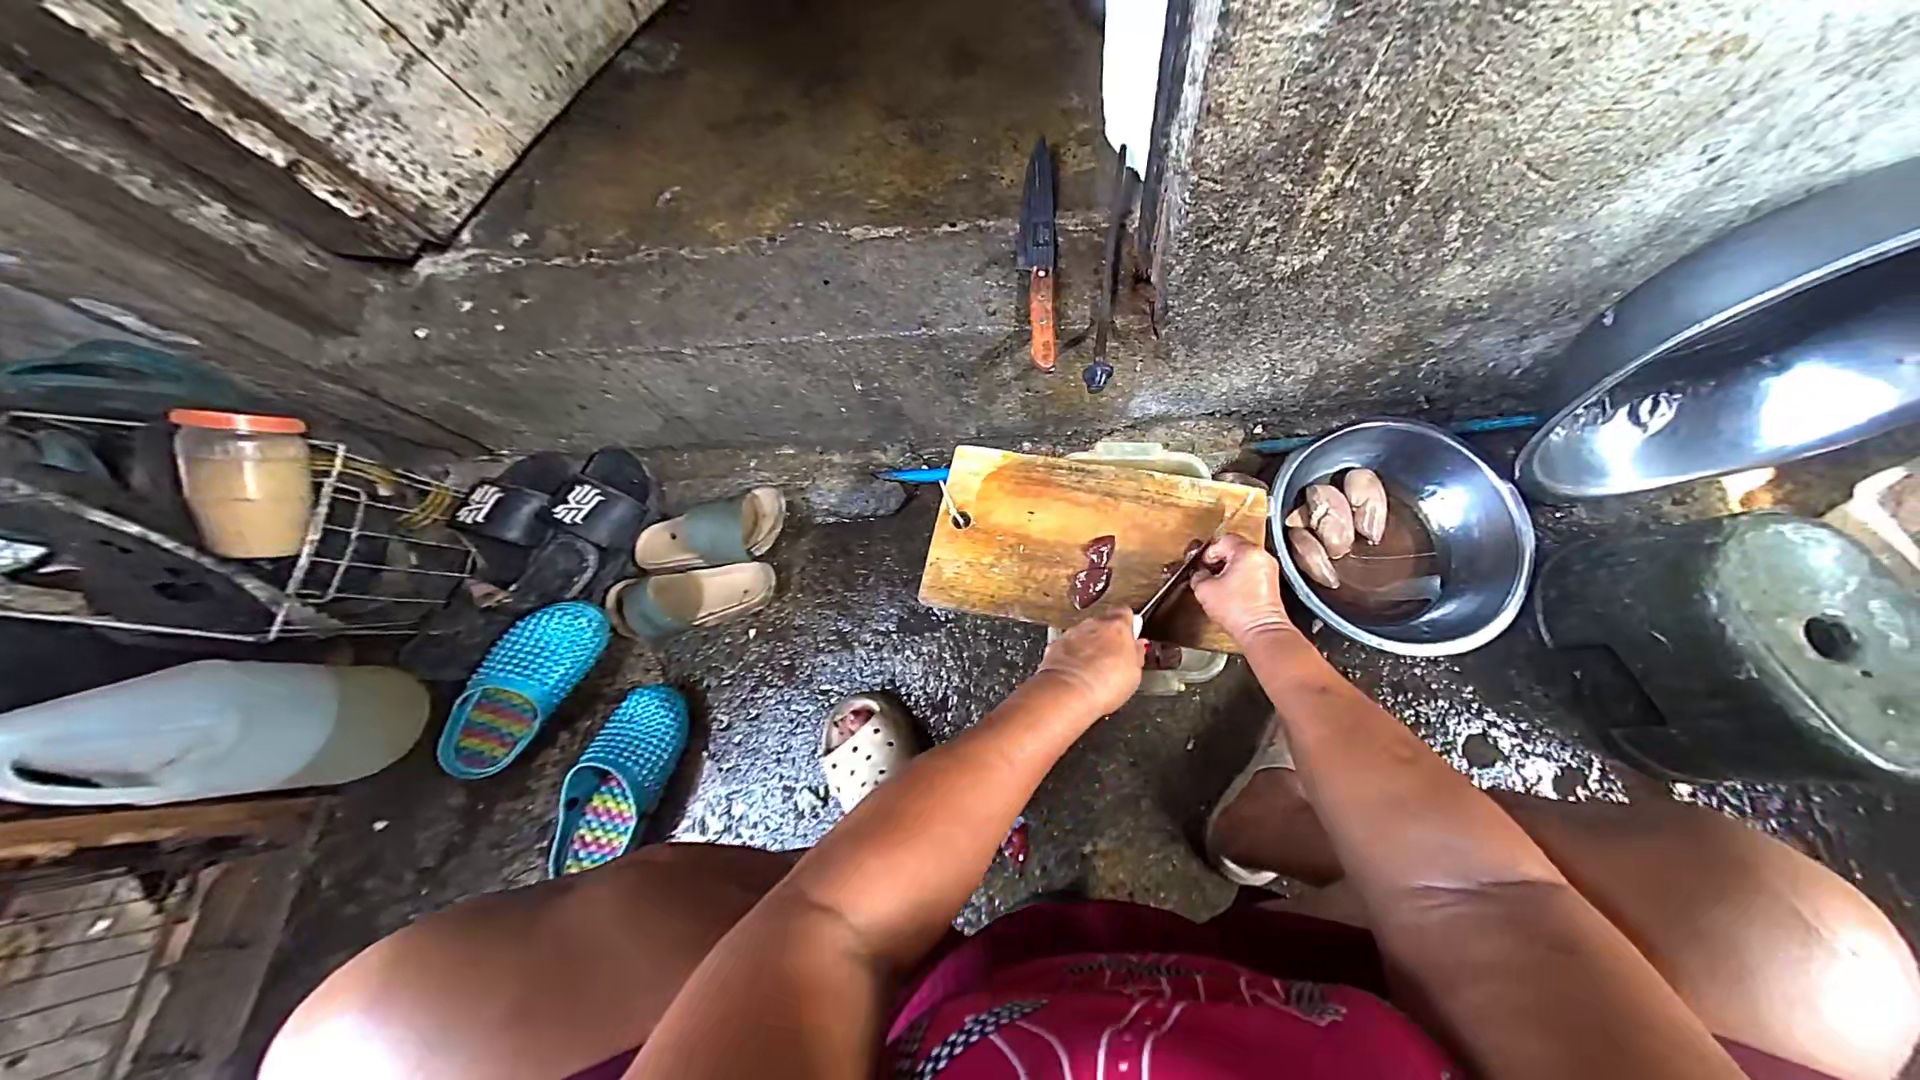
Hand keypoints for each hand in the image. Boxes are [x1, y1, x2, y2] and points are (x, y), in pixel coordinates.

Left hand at [1035, 606, 1144, 714]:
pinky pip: (1067, 648)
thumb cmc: (1104, 683)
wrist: (1069, 692)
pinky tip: (1077, 675)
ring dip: (1088, 648)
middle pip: (1103, 624)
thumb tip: (1139, 646)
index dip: (1128, 625)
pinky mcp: (1054, 646)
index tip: (1130, 638)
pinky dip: (1071, 657)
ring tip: (1095, 672)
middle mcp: (1092, 624)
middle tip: (1113, 660)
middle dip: (1107, 638)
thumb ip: (1137, 654)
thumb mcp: (1135, 673)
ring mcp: (1072, 634)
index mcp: (1117, 626)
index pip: (1125, 613)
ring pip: (1083, 636)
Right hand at [1191, 533, 1294, 643]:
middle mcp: (1262, 556)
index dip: (1209, 551)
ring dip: (1228, 568)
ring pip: (1243, 560)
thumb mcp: (1204, 589)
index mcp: (1247, 552)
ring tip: (1217, 583)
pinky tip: (1229, 591)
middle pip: (1235, 548)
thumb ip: (1198, 575)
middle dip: (1218, 559)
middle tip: (1207, 572)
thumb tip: (1199, 573)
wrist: (1260, 631)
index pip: (1223, 539)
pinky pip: (1251, 571)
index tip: (1202, 563)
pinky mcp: (1270, 583)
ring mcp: (1269, 570)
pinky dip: (1239, 576)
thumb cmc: (1238, 610)